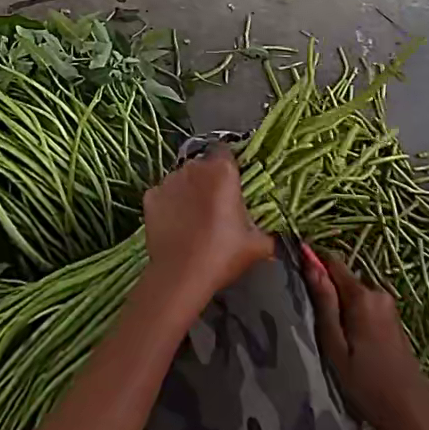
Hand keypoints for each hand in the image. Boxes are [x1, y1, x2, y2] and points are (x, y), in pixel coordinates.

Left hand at [142, 147, 272, 306]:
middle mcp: (194, 167)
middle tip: (216, 207)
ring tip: (194, 218)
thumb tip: (278, 238)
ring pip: (182, 179)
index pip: (227, 153)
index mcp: (222, 171)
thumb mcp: (257, 246)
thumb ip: (270, 235)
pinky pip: (163, 194)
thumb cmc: (221, 254)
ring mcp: (169, 180)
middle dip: (209, 181)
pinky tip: (175, 224)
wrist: (179, 276)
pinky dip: (168, 204)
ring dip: (188, 191)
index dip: (230, 168)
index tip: (233, 186)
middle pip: (203, 166)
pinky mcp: (150, 196)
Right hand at [301, 248, 428, 429]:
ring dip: (339, 305)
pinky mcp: (393, 320)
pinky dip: (352, 315)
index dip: (312, 262)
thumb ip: (324, 303)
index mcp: (362, 295)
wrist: (413, 415)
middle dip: (326, 290)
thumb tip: (309, 262)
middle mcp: (378, 292)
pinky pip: (365, 306)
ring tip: (329, 336)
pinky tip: (349, 343)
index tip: (294, 274)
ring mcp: (388, 306)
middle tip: (311, 319)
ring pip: (353, 294)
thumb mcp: (336, 346)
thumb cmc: (368, 385)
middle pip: (343, 278)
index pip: (332, 261)